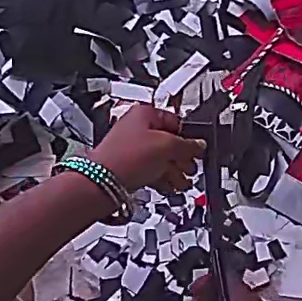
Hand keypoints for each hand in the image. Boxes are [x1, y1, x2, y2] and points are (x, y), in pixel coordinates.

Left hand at [88, 104, 203, 192]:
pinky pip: (149, 169)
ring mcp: (130, 148)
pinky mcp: (127, 166)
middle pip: (167, 141)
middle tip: (190, 168)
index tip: (197, 150)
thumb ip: (188, 145)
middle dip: (181, 158)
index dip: (188, 137)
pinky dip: (161, 177)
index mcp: (144, 113)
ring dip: (173, 170)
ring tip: (183, 182)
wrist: (102, 182)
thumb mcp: (167, 146)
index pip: (175, 121)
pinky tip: (170, 186)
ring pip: (159, 157)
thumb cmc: (126, 157)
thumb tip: (199, 145)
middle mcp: (136, 128)